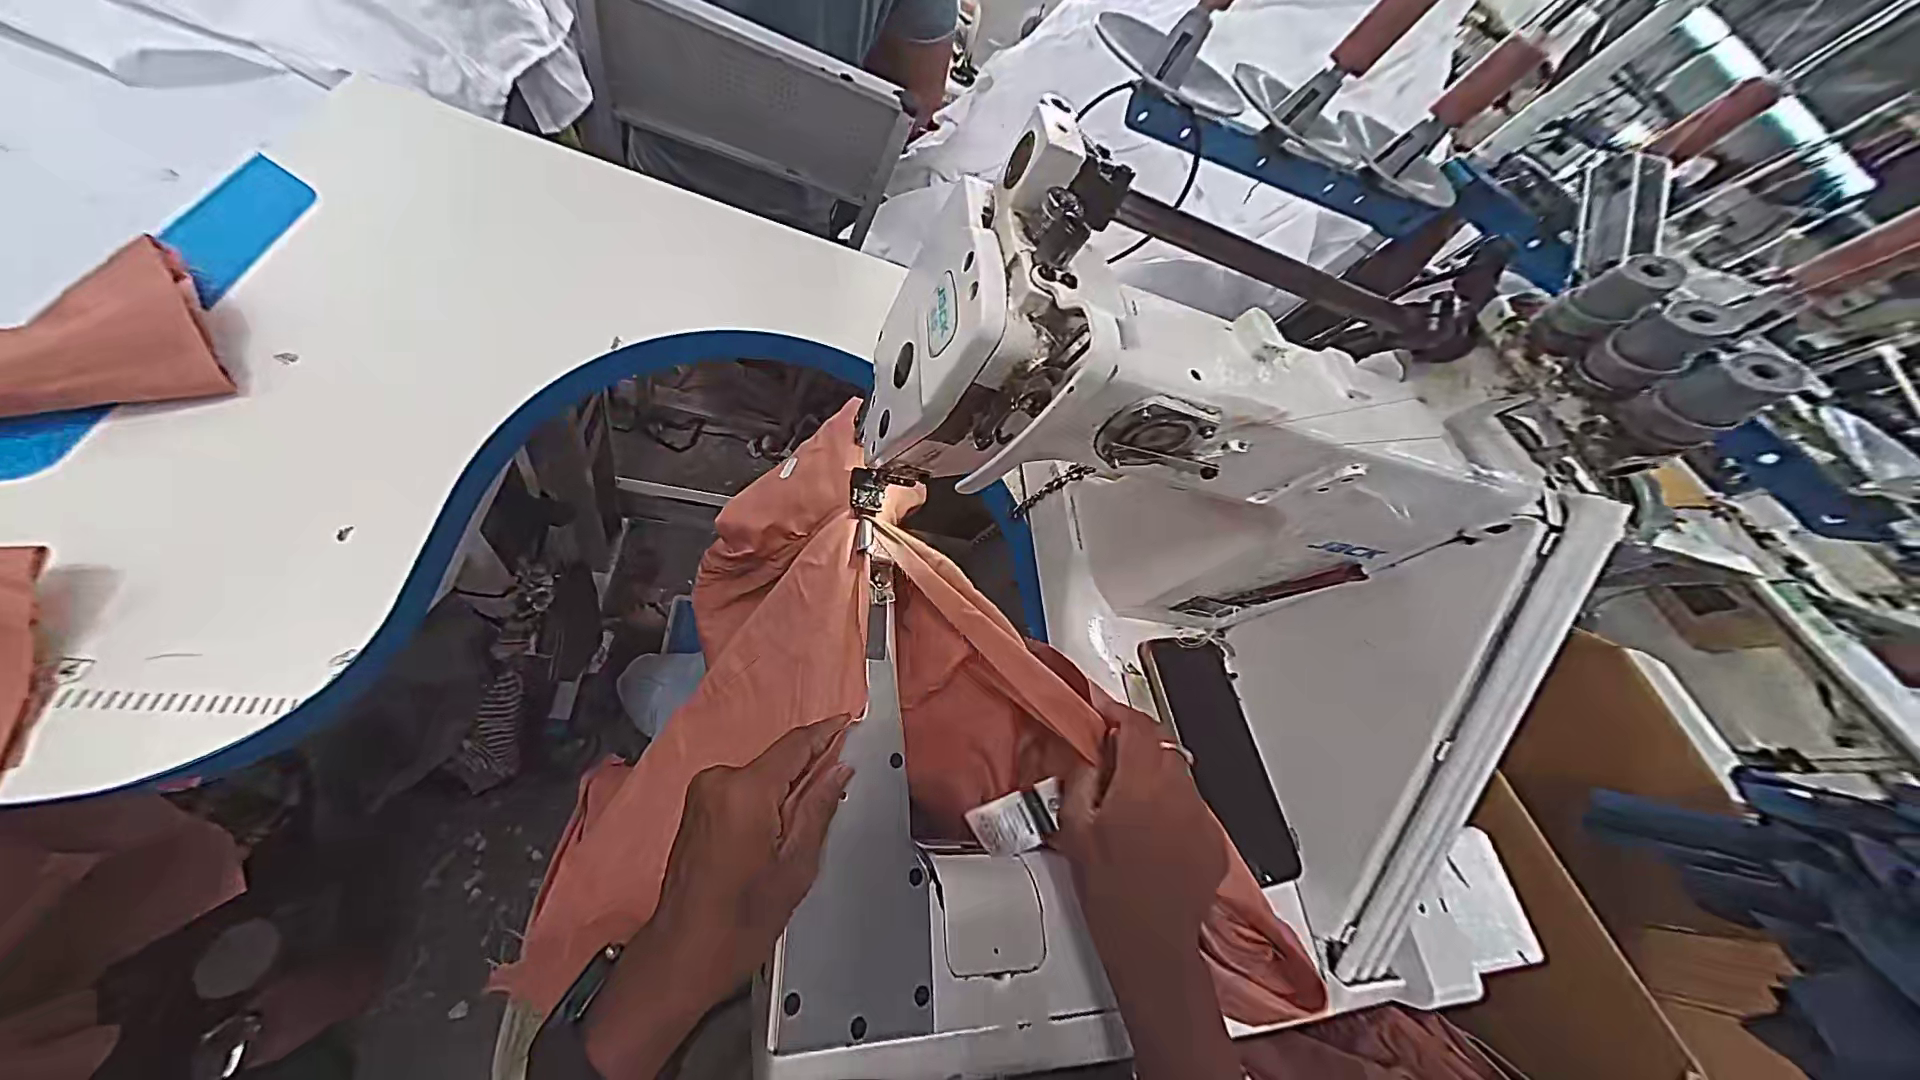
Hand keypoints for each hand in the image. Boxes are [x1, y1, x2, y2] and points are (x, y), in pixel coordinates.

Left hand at [582, 716, 851, 1078]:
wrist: (681, 956)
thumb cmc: (738, 922)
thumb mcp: (796, 864)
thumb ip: (819, 806)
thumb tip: (838, 770)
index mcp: (746, 791)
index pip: (796, 744)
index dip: (827, 732)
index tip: (847, 723)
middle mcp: (719, 781)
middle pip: (779, 758)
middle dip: (810, 767)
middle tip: (836, 786)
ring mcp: (703, 792)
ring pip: (763, 772)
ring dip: (788, 784)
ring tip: (804, 821)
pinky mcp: (697, 804)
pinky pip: (744, 785)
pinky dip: (766, 794)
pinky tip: (778, 824)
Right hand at [1055, 699, 1225, 947]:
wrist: (1150, 943)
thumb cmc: (1111, 891)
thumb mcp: (1075, 827)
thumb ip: (1081, 777)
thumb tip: (1086, 752)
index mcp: (1143, 785)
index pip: (1137, 725)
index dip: (1117, 711)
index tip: (1102, 710)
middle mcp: (1178, 794)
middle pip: (1161, 742)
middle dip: (1135, 739)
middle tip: (1109, 753)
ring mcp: (1200, 816)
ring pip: (1177, 769)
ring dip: (1153, 769)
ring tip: (1128, 795)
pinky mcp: (1212, 838)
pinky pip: (1190, 801)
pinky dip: (1171, 799)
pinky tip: (1150, 824)